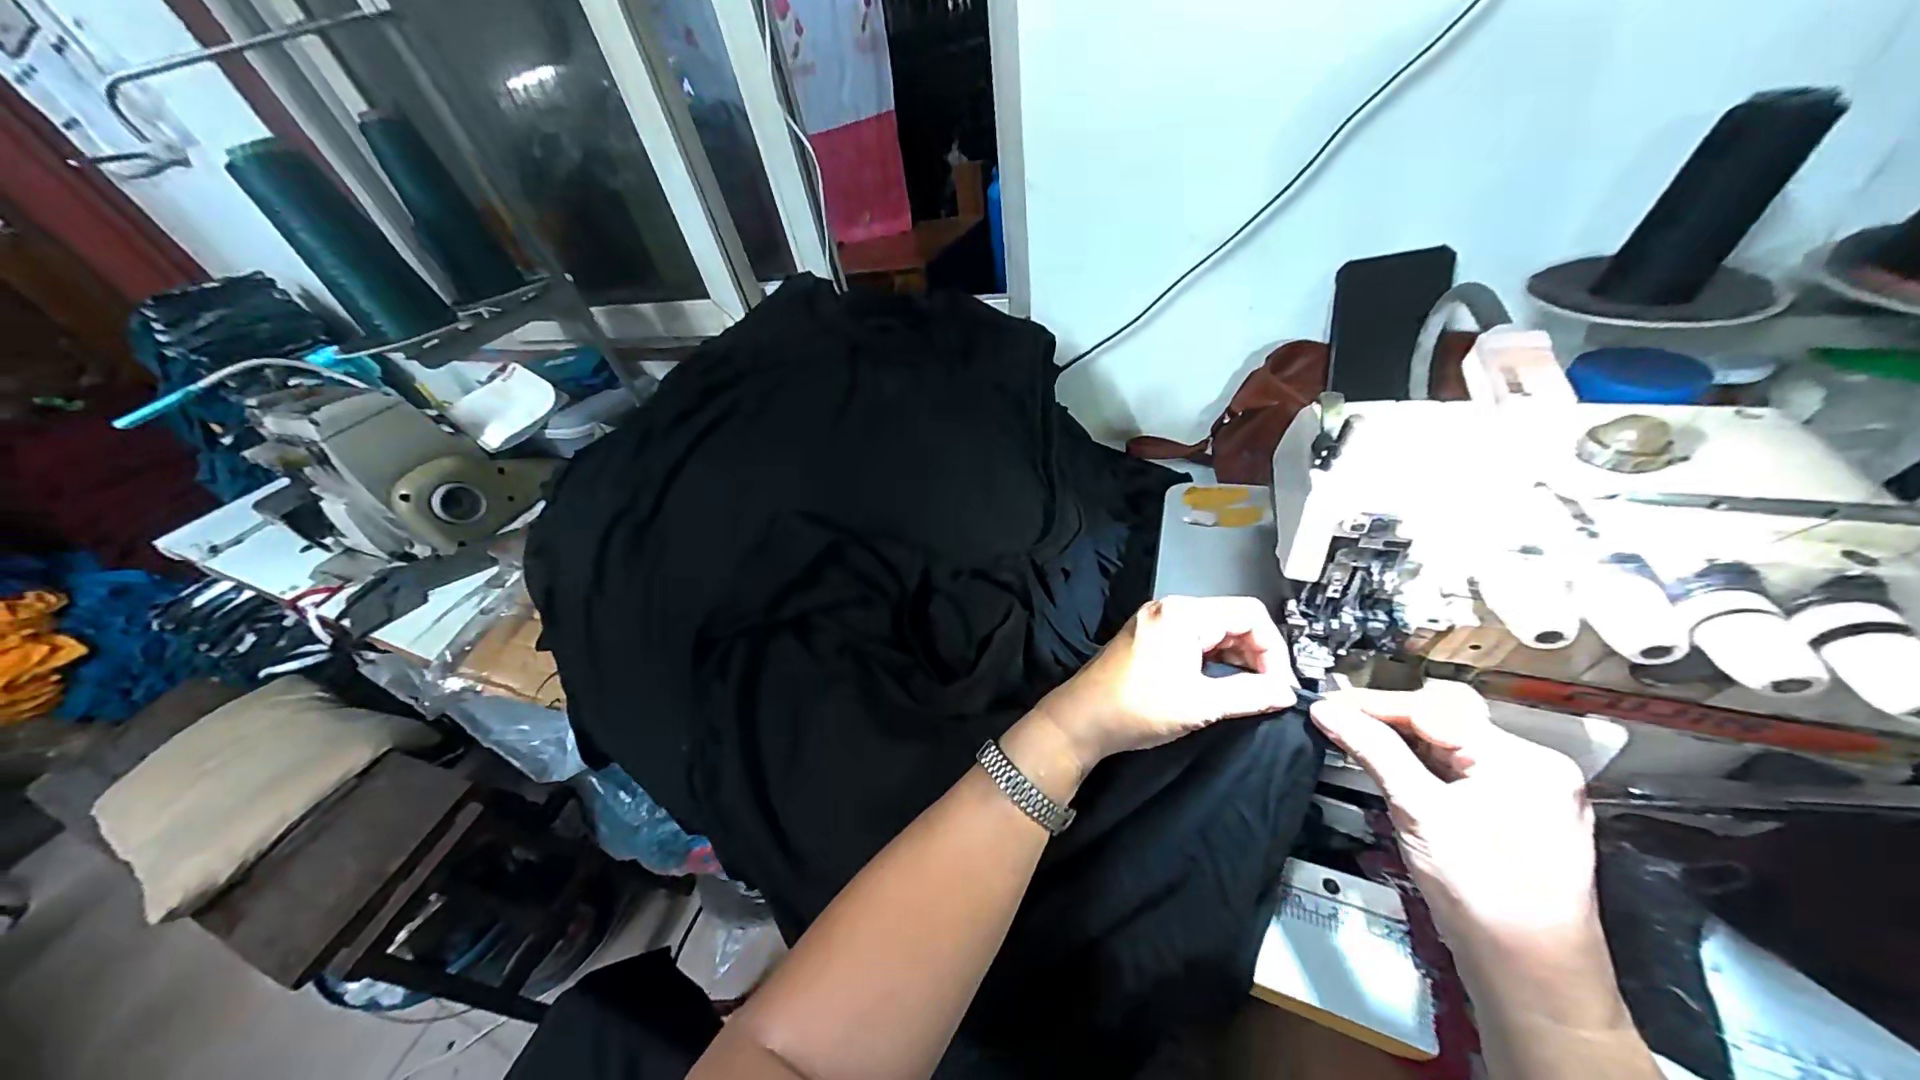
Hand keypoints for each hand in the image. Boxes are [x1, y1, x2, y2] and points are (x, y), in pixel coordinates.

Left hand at [1032, 596, 1299, 773]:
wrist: (1081, 720)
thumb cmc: (1132, 707)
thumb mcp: (1202, 704)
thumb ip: (1250, 695)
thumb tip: (1281, 693)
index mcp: (1183, 614)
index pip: (1250, 614)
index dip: (1274, 649)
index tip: (1280, 683)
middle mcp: (1169, 610)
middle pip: (1232, 620)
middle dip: (1257, 654)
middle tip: (1268, 691)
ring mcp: (1156, 623)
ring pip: (1214, 631)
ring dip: (1236, 659)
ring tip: (1248, 692)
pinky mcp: (1149, 639)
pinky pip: (1193, 640)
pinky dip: (1213, 660)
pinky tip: (1221, 685)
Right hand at [1308, 683, 1596, 946]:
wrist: (1532, 976)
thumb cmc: (1484, 896)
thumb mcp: (1419, 813)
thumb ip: (1373, 751)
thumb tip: (1328, 711)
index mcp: (1523, 761)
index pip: (1434, 709)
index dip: (1374, 704)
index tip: (1328, 704)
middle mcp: (1534, 767)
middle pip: (1445, 722)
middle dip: (1387, 721)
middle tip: (1336, 720)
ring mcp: (1529, 790)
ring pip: (1450, 745)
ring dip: (1401, 743)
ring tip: (1354, 741)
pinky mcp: (1516, 811)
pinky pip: (1460, 770)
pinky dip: (1421, 766)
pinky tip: (1390, 767)